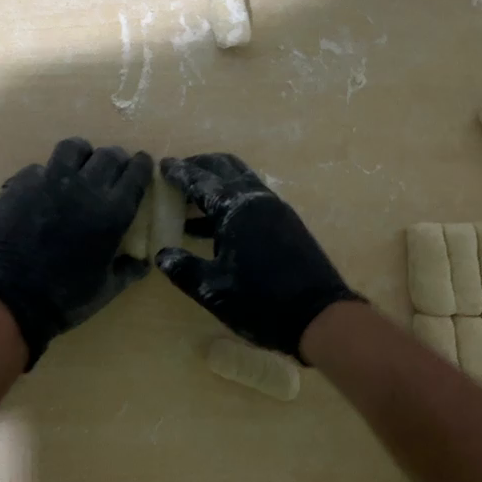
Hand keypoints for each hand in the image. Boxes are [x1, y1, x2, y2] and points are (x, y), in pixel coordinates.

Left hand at [0, 138, 152, 368]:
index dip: (141, 165)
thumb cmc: (65, 298)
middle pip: (109, 155)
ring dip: (82, 154)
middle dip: (116, 158)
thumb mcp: (107, 289)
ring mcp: (51, 180)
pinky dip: (46, 174)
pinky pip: (40, 167)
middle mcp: (86, 187)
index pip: (136, 173)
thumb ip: (128, 270)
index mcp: (113, 212)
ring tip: (79, 165)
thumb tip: (144, 261)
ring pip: (73, 147)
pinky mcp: (21, 182)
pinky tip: (43, 189)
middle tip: (113, 167)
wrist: (10, 297)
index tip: (141, 164)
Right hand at [155, 153, 361, 360]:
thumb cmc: (261, 301)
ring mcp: (275, 208)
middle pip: (224, 167)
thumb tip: (162, 255)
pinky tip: (217, 224)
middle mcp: (256, 198)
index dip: (179, 172)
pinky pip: (252, 196)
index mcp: (235, 209)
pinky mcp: (286, 222)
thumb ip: (184, 269)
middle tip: (179, 172)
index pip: (200, 181)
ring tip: (193, 198)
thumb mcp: (213, 289)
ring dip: (217, 180)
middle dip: (200, 165)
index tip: (162, 165)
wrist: (319, 316)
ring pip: (241, 179)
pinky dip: (231, 197)